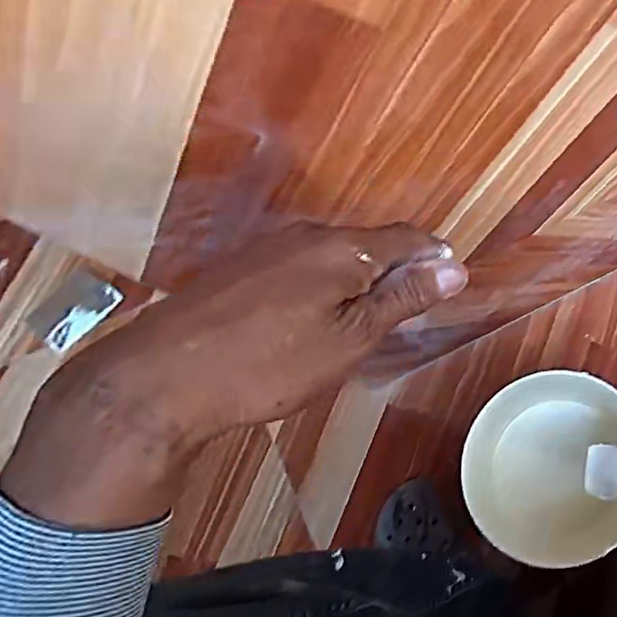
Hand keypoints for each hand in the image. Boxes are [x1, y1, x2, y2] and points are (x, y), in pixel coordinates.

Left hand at [0, 222, 466, 527]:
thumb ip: (402, 299)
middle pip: (369, 245)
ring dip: (361, 282)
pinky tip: (318, 322)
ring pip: (334, 258)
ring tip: (369, 324)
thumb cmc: (270, 364)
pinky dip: (325, 290)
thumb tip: (453, 267)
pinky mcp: (240, 270)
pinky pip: (302, 268)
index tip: (450, 283)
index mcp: (339, 249)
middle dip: (398, 272)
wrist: (163, 380)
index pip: (406, 238)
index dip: (434, 258)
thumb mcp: (351, 338)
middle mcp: (304, 237)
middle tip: (412, 314)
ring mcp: (267, 250)